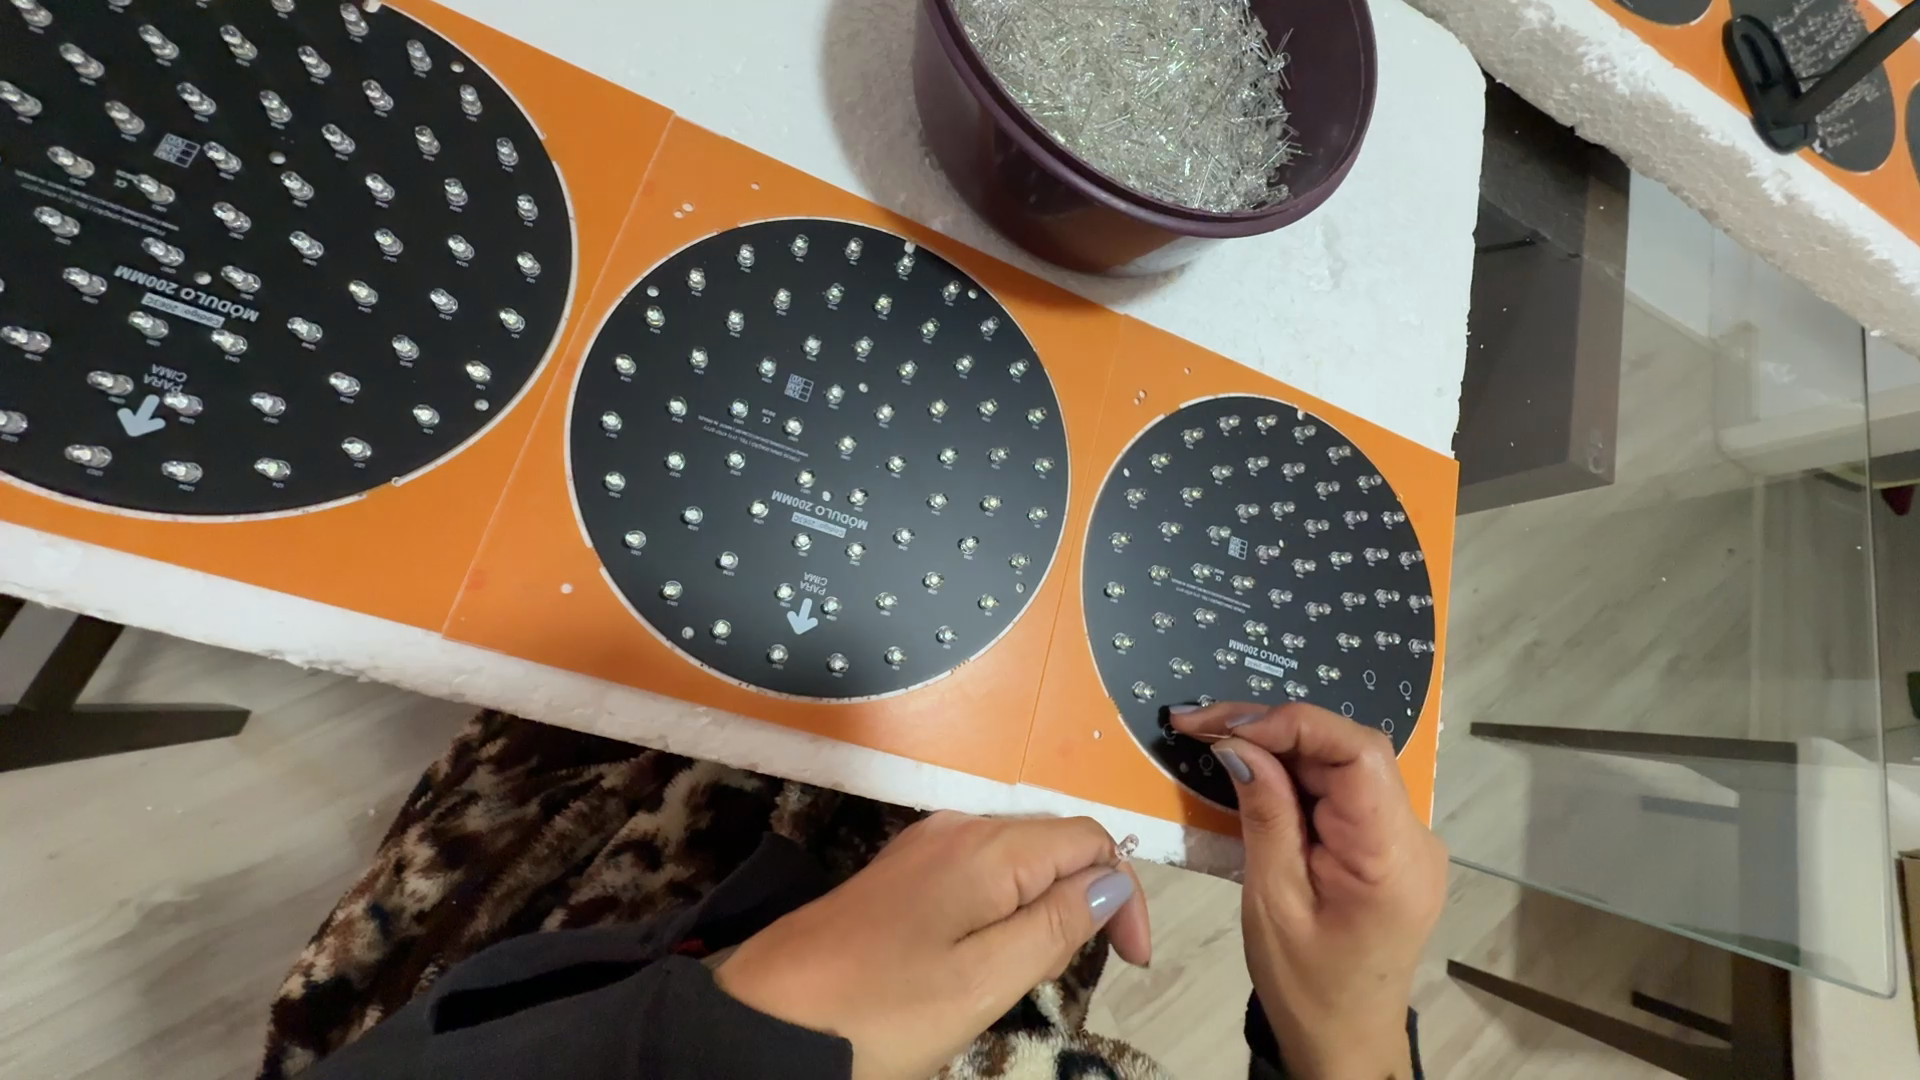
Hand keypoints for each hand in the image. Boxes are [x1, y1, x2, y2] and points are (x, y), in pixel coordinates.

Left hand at [714, 811, 1149, 1079]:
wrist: (772, 1011)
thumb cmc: (884, 1006)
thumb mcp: (983, 980)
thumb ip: (1056, 924)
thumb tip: (1112, 881)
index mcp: (988, 846)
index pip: (1087, 839)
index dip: (1123, 892)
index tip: (1131, 962)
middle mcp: (962, 825)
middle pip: (1055, 843)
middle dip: (1083, 900)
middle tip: (1070, 974)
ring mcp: (931, 842)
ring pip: (1019, 858)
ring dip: (1045, 907)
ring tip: (1025, 971)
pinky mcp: (910, 866)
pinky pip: (982, 869)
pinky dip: (1006, 904)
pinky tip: (988, 951)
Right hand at [1172, 702, 1444, 1079]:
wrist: (1345, 1042)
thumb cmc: (1306, 984)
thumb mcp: (1272, 900)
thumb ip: (1264, 813)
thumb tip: (1236, 742)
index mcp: (1392, 856)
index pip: (1358, 752)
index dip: (1291, 724)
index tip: (1224, 728)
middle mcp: (1412, 835)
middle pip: (1346, 748)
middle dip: (1270, 727)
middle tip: (1198, 724)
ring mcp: (1402, 836)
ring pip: (1338, 759)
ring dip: (1273, 743)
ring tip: (1210, 736)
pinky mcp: (1381, 840)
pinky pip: (1336, 784)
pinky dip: (1288, 767)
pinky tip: (1247, 764)